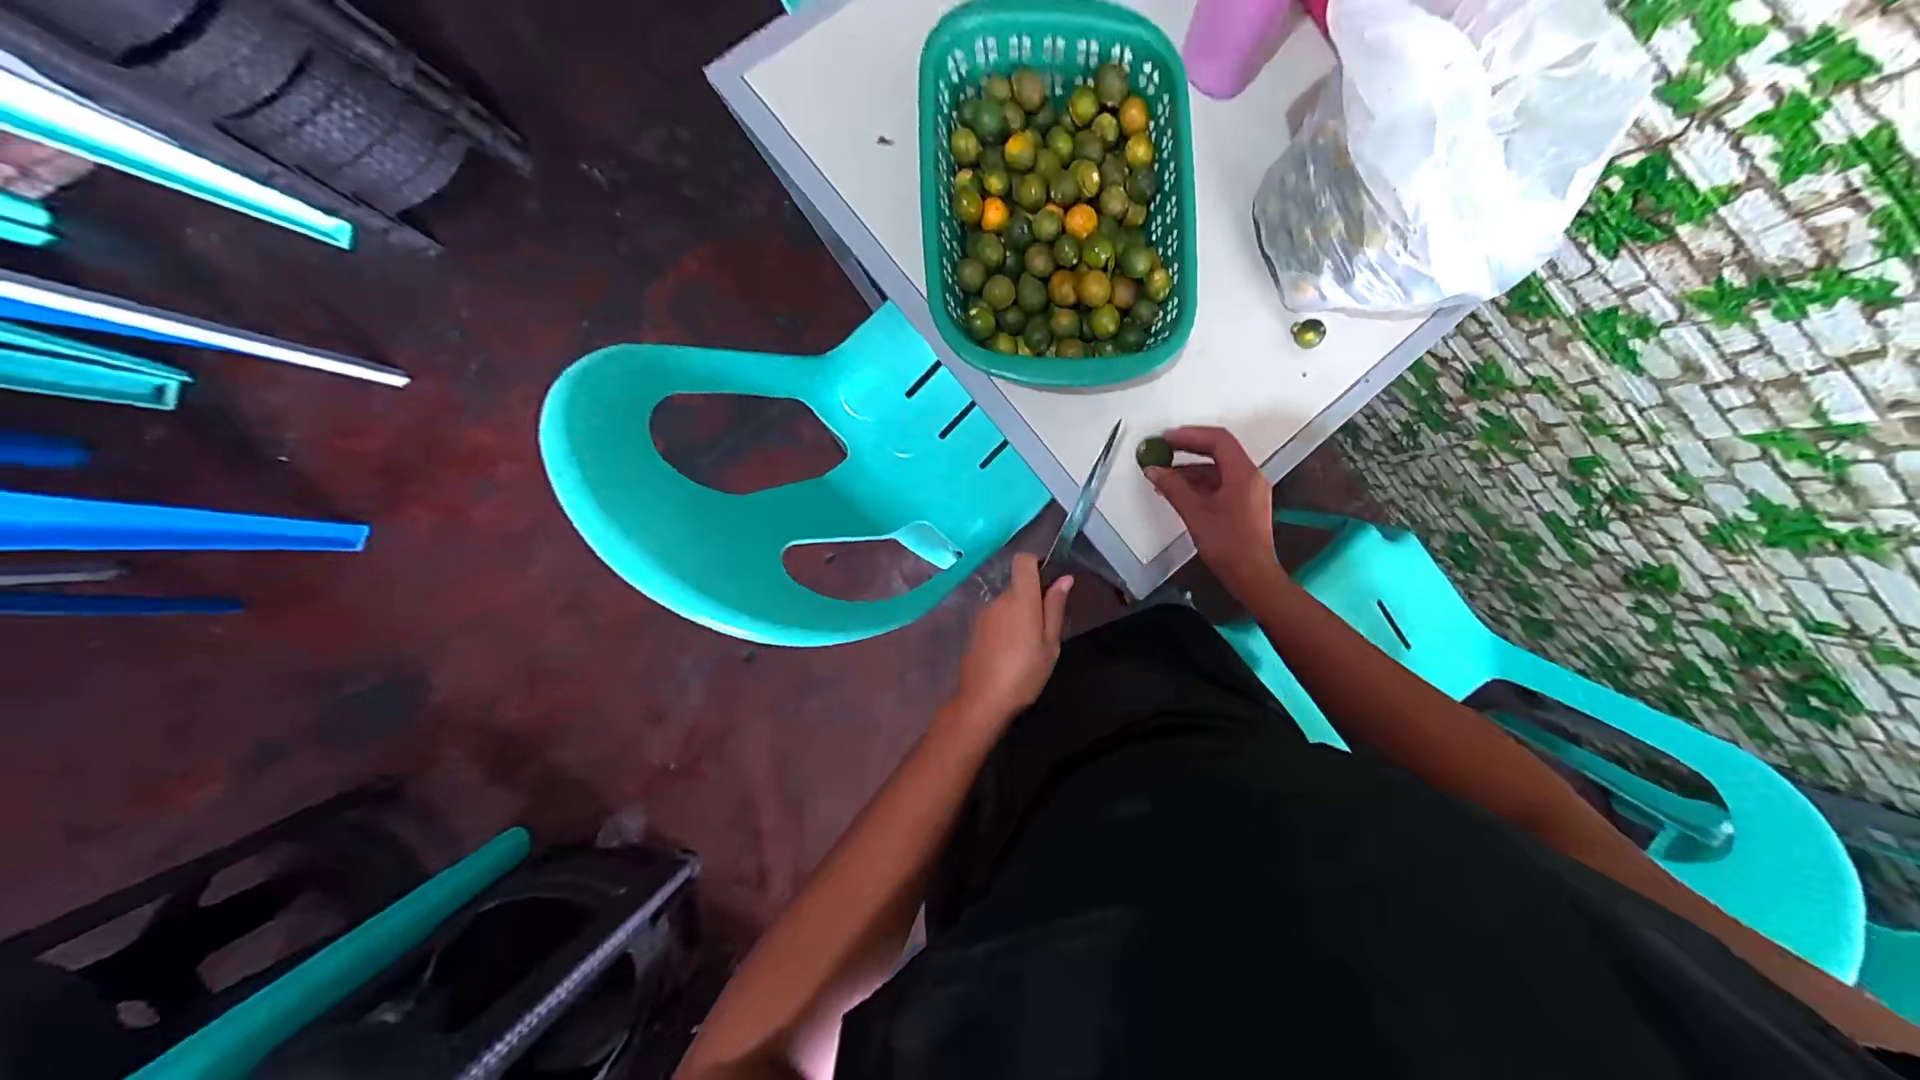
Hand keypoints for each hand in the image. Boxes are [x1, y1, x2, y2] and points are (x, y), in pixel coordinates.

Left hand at [950, 553, 1073, 726]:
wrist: (982, 700)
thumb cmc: (1024, 673)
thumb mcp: (1049, 643)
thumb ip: (1055, 608)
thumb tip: (1064, 579)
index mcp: (1020, 599)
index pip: (1023, 561)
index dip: (1036, 562)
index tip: (1049, 579)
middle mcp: (998, 600)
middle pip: (1017, 585)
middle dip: (1032, 598)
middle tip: (1047, 627)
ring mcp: (983, 614)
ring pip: (1006, 603)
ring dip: (1019, 615)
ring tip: (1029, 645)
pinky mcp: (974, 629)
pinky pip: (996, 618)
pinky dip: (1006, 626)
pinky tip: (1011, 651)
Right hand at [1144, 426, 1286, 602]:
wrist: (1252, 575)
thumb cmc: (1229, 545)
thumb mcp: (1195, 513)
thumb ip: (1173, 488)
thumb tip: (1154, 470)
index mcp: (1243, 474)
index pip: (1218, 440)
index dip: (1190, 435)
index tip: (1166, 438)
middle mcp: (1250, 477)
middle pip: (1218, 451)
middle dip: (1188, 449)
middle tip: (1162, 449)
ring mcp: (1249, 491)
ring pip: (1217, 469)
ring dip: (1190, 469)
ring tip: (1164, 474)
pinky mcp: (1244, 504)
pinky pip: (1220, 483)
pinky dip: (1198, 483)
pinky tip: (1178, 491)